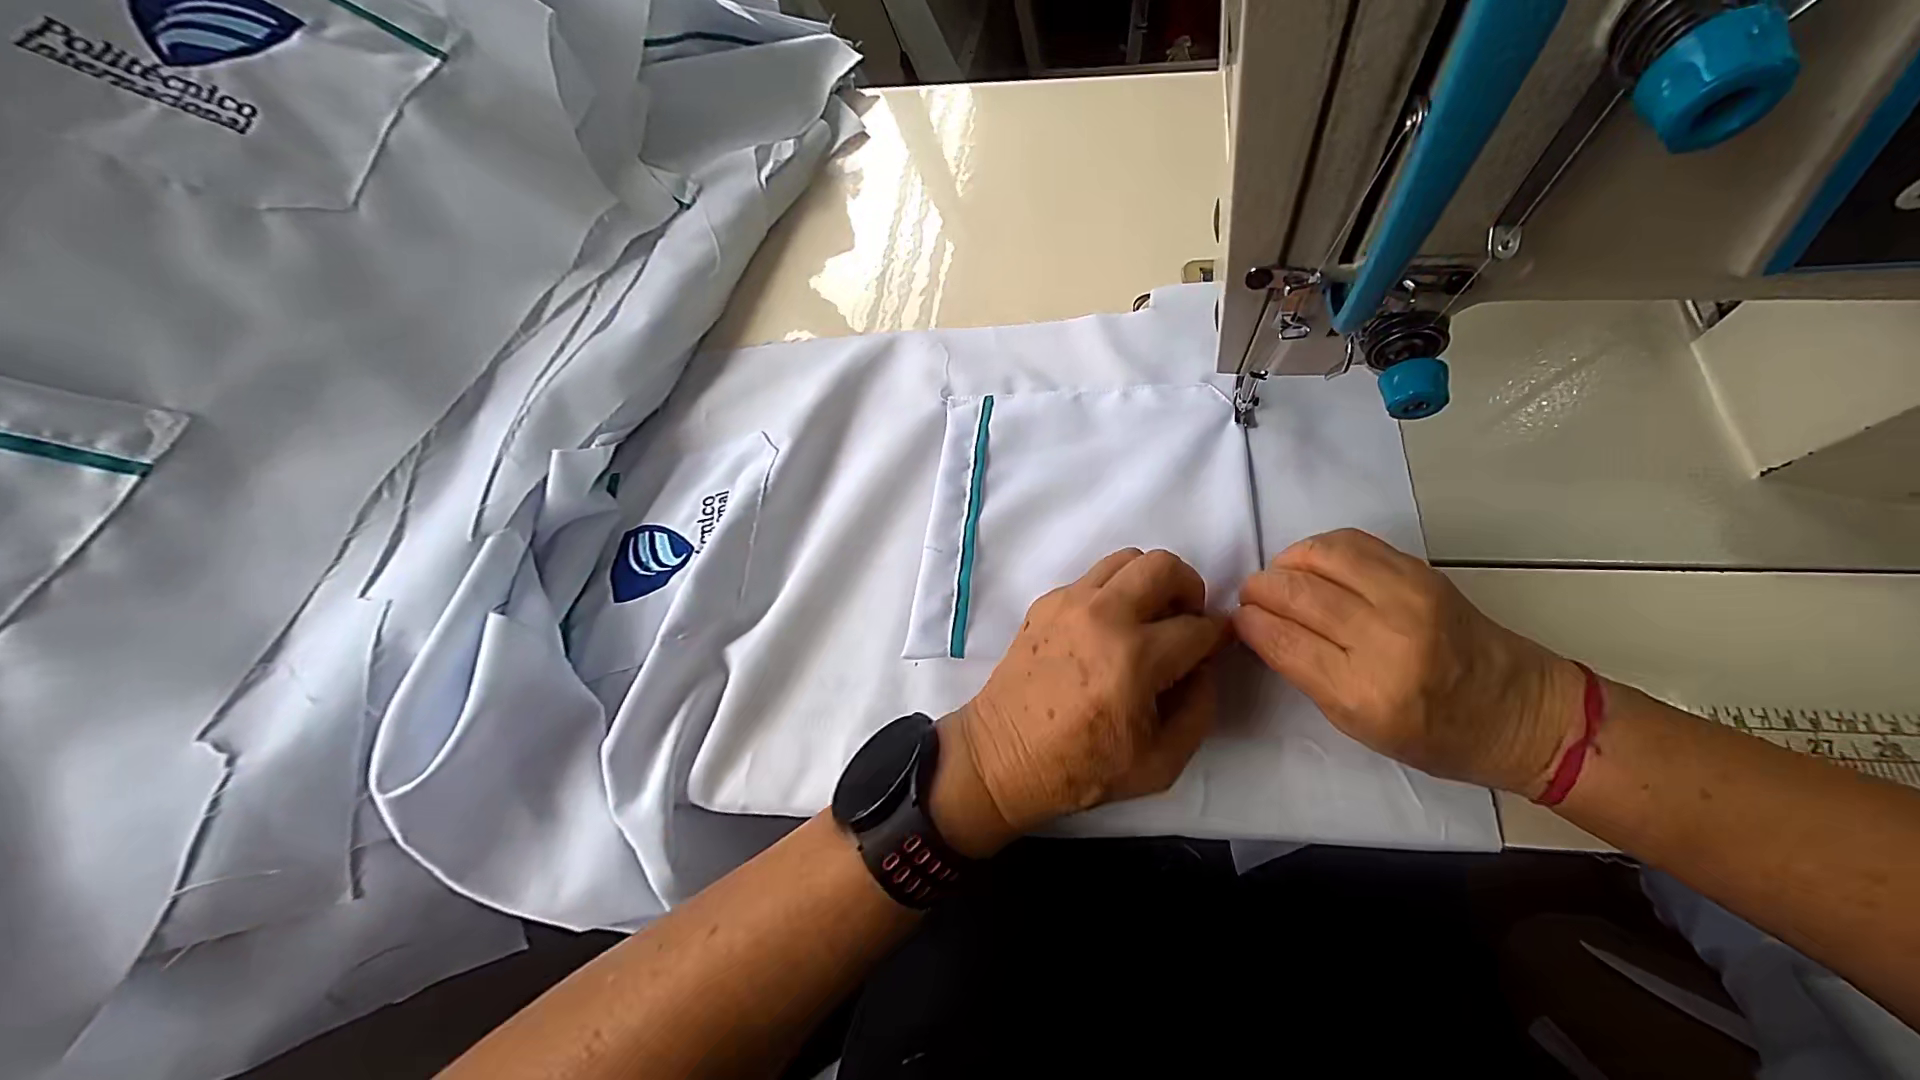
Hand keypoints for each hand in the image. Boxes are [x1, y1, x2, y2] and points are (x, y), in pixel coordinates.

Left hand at [931, 549, 1229, 855]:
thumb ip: (1200, 707)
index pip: (1198, 626)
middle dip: (1189, 588)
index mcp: (1134, 658)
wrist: (1003, 756)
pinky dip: (1112, 592)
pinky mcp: (1045, 603)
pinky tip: (1107, 630)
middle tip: (1184, 620)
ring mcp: (1068, 603)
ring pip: (1126, 559)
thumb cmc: (1082, 767)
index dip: (1217, 638)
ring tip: (1148, 618)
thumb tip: (1203, 663)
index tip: (1215, 647)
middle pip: (1164, 565)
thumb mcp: (1161, 762)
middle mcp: (1102, 616)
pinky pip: (1093, 578)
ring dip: (1149, 581)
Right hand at [1230, 529, 1584, 796]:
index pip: (1280, 638)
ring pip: (1318, 556)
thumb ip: (1303, 671)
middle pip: (1293, 592)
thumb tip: (1260, 626)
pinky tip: (1313, 566)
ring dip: (1284, 564)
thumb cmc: (1432, 734)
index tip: (1239, 620)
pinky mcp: (1422, 572)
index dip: (1248, 622)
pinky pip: (1350, 542)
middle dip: (1258, 589)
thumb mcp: (1353, 723)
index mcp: (1364, 692)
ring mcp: (1409, 598)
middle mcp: (1386, 639)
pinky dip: (1318, 549)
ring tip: (1281, 579)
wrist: (1519, 712)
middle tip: (1253, 598)